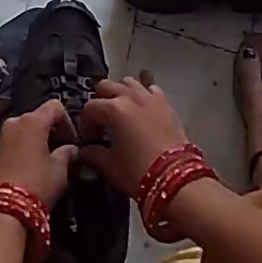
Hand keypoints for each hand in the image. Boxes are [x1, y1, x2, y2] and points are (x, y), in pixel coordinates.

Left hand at [0, 99, 79, 207]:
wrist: (1, 211)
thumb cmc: (36, 184)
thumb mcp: (59, 170)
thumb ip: (68, 154)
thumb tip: (72, 149)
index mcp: (32, 120)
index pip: (55, 106)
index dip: (67, 121)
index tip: (72, 142)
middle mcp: (13, 122)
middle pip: (37, 118)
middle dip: (51, 133)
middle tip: (60, 154)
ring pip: (23, 132)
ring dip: (35, 142)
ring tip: (43, 164)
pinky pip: (11, 145)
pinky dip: (21, 151)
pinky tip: (27, 172)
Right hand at [77, 76, 190, 197]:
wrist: (177, 180)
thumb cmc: (138, 173)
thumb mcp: (110, 166)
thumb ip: (93, 154)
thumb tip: (84, 150)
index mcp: (113, 109)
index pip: (90, 108)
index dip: (85, 123)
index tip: (88, 139)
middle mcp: (130, 96)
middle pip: (105, 86)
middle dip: (99, 102)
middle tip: (101, 122)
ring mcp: (149, 96)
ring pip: (127, 82)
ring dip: (119, 93)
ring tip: (121, 112)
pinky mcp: (165, 102)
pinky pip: (149, 89)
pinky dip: (142, 95)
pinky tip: (142, 110)